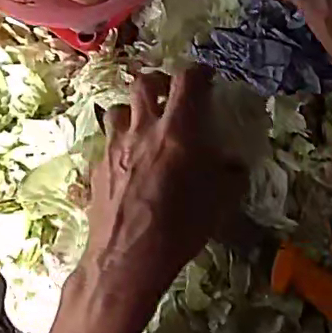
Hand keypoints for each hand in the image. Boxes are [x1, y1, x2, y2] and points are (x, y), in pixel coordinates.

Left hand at [77, 67, 240, 332]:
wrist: (127, 259)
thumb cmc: (181, 227)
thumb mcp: (221, 201)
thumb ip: (229, 174)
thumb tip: (233, 166)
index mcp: (179, 130)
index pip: (187, 81)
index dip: (198, 72)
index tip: (206, 77)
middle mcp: (144, 129)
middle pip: (144, 83)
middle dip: (159, 81)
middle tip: (170, 94)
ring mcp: (115, 146)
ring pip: (119, 108)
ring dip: (134, 110)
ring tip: (145, 124)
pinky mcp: (97, 166)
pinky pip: (108, 141)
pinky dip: (121, 142)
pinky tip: (129, 161)